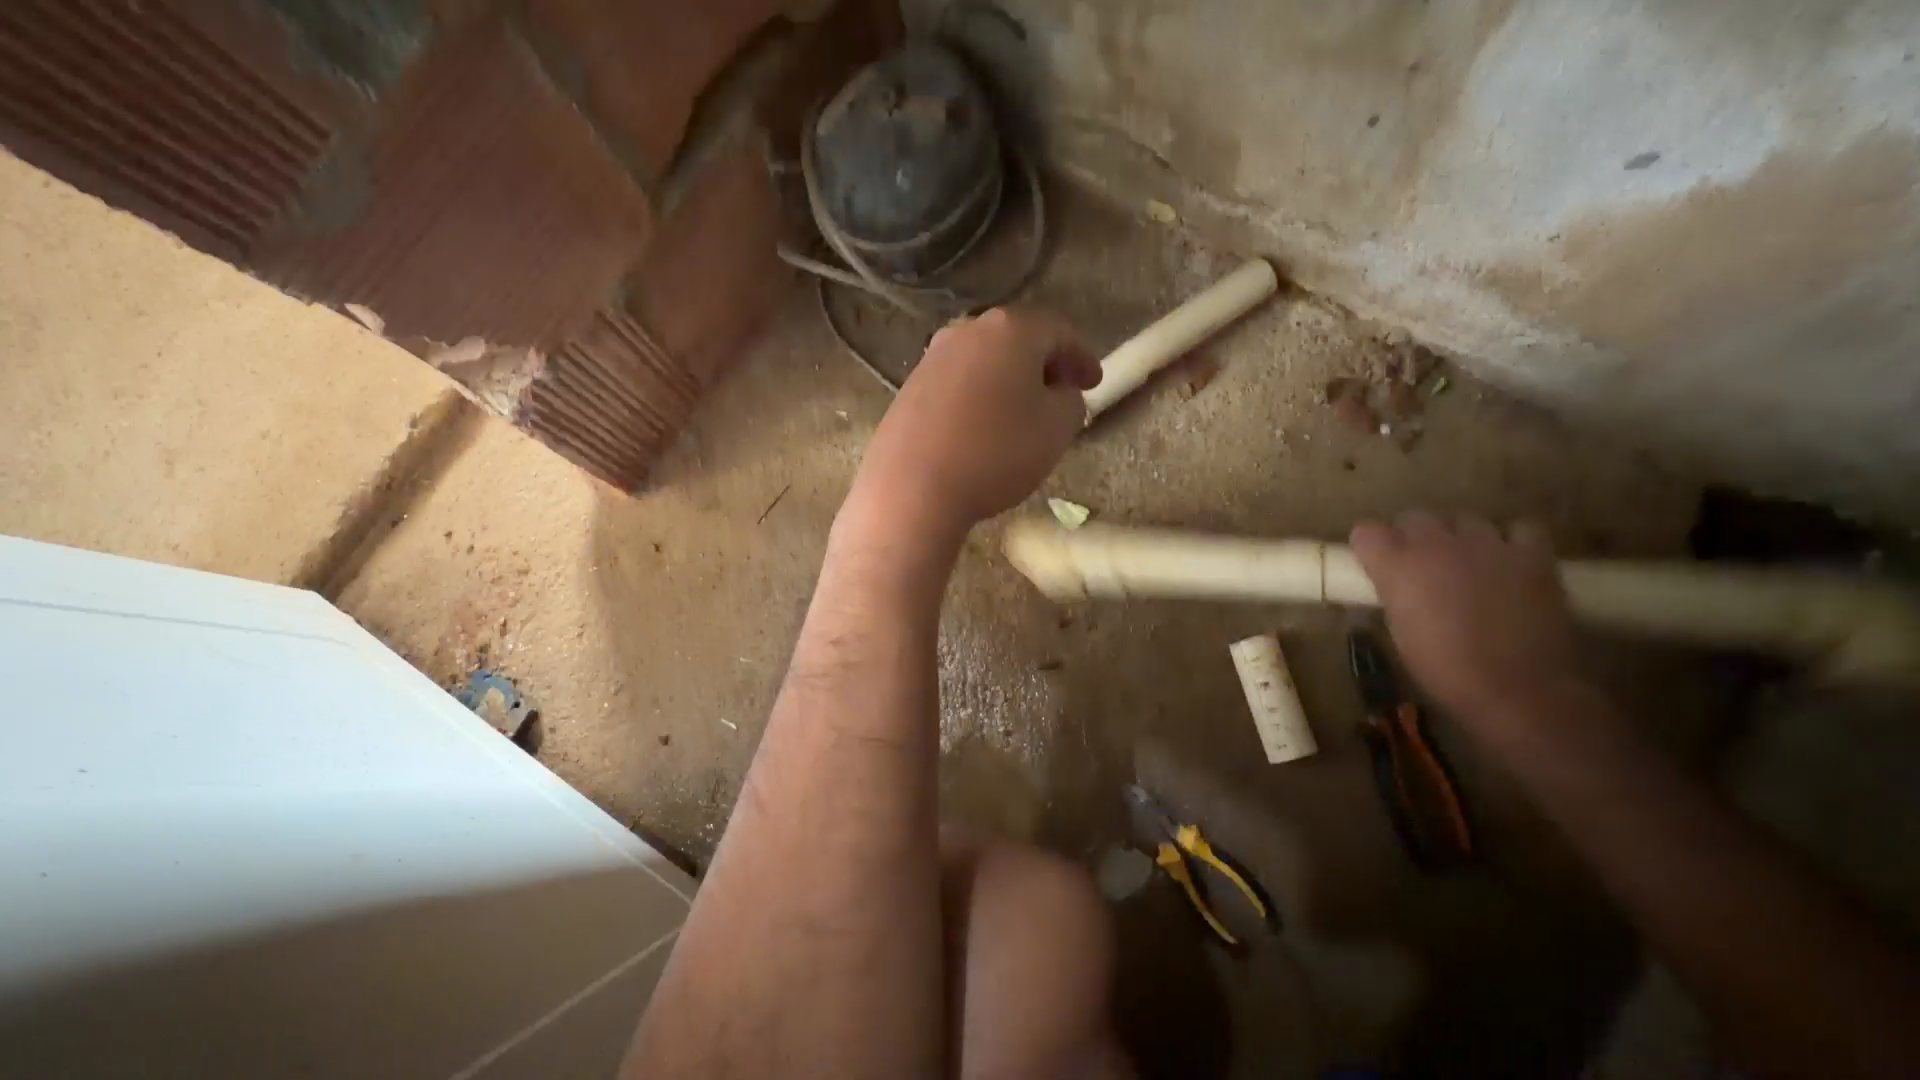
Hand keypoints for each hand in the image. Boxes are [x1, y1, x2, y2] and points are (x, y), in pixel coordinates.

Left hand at [850, 307, 1099, 531]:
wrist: (912, 489)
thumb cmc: (997, 452)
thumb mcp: (1057, 428)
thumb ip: (1070, 400)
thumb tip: (1059, 391)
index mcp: (1010, 329)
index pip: (1058, 330)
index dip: (1083, 356)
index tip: (1094, 383)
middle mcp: (967, 331)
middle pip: (1017, 340)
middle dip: (1044, 365)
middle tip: (1062, 393)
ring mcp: (932, 359)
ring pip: (984, 362)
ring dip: (1008, 381)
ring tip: (1023, 413)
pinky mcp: (909, 389)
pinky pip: (957, 385)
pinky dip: (979, 397)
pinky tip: (983, 428)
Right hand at [1350, 513, 1583, 728]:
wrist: (1516, 688)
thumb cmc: (1445, 671)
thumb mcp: (1400, 633)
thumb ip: (1395, 596)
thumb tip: (1398, 585)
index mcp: (1397, 567)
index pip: (1367, 531)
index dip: (1371, 547)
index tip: (1376, 563)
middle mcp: (1436, 544)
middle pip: (1414, 517)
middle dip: (1413, 537)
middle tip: (1422, 566)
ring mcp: (1486, 544)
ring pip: (1465, 520)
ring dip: (1460, 539)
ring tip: (1470, 565)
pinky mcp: (1531, 553)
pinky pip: (1519, 529)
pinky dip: (1513, 542)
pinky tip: (1511, 562)